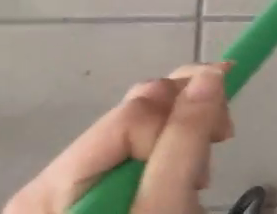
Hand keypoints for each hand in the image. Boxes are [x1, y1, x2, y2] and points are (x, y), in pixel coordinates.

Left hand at [7, 62, 233, 213]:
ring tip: (200, 172)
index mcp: (51, 190)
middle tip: (222, 141)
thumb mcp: (166, 208)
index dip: (182, 118)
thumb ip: (184, 142)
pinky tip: (184, 174)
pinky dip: (174, 149)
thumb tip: (211, 75)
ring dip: (186, 134)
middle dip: (188, 118)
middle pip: (132, 112)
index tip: (227, 134)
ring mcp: (66, 189)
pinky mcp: (88, 193)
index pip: (132, 115)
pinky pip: (137, 145)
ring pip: (140, 123)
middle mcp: (49, 183)